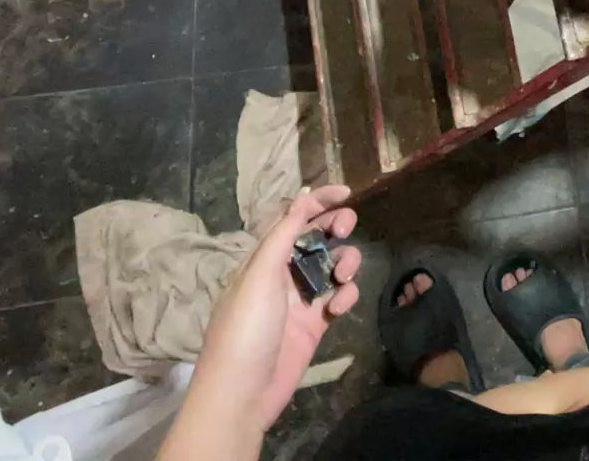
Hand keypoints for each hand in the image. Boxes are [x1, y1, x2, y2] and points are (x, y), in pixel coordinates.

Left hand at [191, 186, 362, 434]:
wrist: (242, 396)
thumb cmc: (245, 330)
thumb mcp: (259, 277)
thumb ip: (283, 236)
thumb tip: (301, 196)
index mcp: (264, 260)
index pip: (293, 220)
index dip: (318, 202)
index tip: (347, 192)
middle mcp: (283, 274)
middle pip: (317, 238)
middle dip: (336, 227)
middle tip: (346, 228)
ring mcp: (301, 299)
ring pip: (333, 265)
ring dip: (345, 262)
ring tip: (343, 276)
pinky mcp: (316, 323)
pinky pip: (339, 297)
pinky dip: (346, 295)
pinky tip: (339, 306)